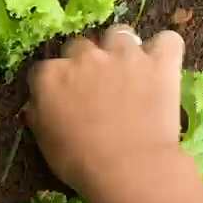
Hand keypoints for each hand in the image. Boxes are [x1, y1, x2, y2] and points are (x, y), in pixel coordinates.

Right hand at [26, 25, 202, 202]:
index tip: (59, 99)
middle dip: (84, 63)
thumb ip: (39, 115)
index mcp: (50, 76)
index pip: (43, 69)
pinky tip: (159, 66)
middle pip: (79, 46)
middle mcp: (84, 56)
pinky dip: (162, 50)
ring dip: (119, 48)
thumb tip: (37, 104)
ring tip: (126, 70)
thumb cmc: (78, 161)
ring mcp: (124, 54)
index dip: (52, 84)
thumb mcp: (45, 141)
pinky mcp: (160, 60)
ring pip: (118, 34)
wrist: (128, 168)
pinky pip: (165, 40)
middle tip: (94, 87)